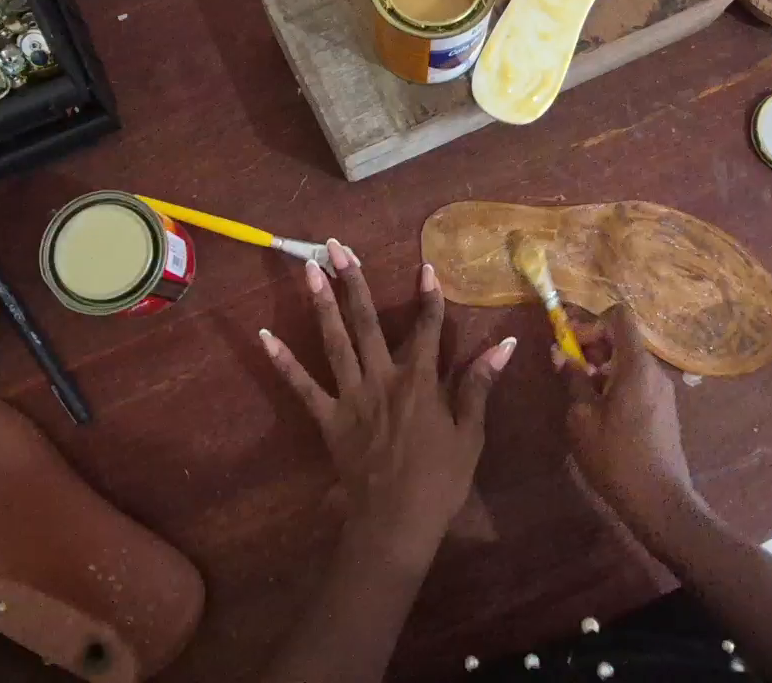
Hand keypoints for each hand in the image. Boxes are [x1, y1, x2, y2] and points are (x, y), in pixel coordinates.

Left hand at [260, 240, 515, 568]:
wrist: (395, 524)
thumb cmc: (439, 481)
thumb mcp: (470, 434)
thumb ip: (480, 385)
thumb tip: (506, 345)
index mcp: (420, 381)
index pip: (427, 328)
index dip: (429, 296)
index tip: (426, 266)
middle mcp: (382, 377)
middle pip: (367, 321)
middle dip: (354, 281)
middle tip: (337, 246)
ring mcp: (351, 396)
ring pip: (334, 341)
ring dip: (322, 303)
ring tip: (309, 269)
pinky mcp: (328, 418)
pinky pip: (302, 387)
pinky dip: (284, 362)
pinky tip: (265, 336)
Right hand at [564, 304, 703, 543]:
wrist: (660, 503)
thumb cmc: (616, 457)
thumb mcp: (582, 417)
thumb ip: (572, 378)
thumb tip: (560, 351)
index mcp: (636, 366)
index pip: (619, 317)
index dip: (592, 322)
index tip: (571, 345)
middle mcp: (654, 371)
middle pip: (623, 338)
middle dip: (593, 345)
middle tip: (569, 368)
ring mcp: (663, 391)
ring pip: (628, 361)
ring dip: (602, 366)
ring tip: (581, 393)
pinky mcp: (664, 409)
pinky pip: (637, 380)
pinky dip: (616, 382)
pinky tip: (600, 411)